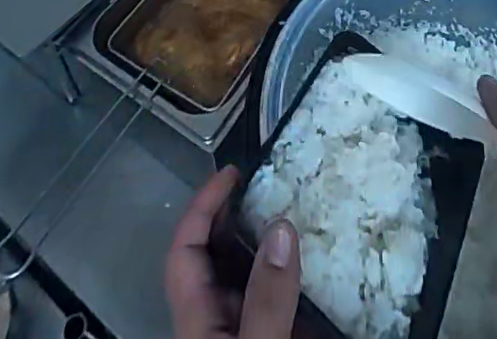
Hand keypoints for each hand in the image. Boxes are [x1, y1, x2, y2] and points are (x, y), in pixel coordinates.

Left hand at [165, 165, 301, 338]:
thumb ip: (267, 297)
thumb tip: (282, 227)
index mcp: (194, 316)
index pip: (186, 245)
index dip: (204, 203)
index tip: (232, 173)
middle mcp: (209, 321)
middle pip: (213, 256)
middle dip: (235, 217)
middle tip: (267, 188)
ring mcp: (232, 332)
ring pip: (242, 277)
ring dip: (263, 247)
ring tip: (291, 217)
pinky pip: (265, 304)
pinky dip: (283, 282)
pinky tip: (309, 272)